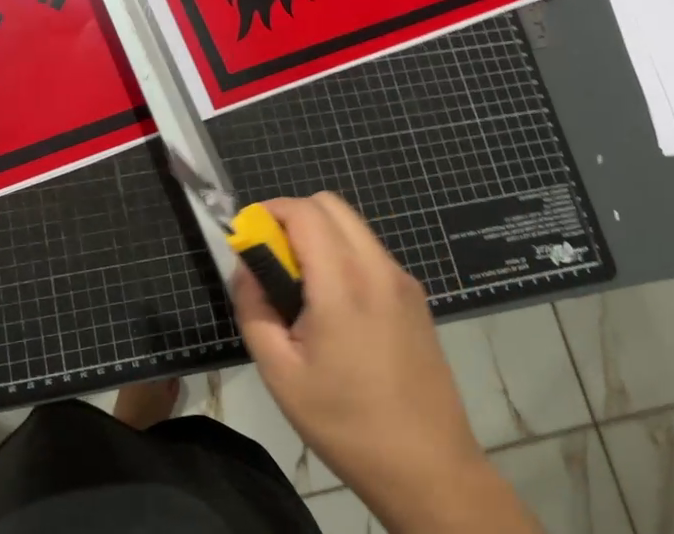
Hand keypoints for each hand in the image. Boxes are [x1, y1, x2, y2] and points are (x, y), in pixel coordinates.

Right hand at [232, 194, 493, 517]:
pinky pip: (370, 253)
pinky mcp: (416, 298)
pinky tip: (334, 307)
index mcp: (343, 284)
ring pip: (353, 226)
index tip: (246, 239)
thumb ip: (253, 309)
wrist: (429, 468)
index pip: (303, 212)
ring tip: (300, 288)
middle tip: (270, 261)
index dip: (267, 212)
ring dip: (319, 236)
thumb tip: (245, 268)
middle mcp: (378, 269)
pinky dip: (343, 255)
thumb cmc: (345, 424)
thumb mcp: (279, 373)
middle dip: (292, 218)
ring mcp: (403, 282)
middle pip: (330, 205)